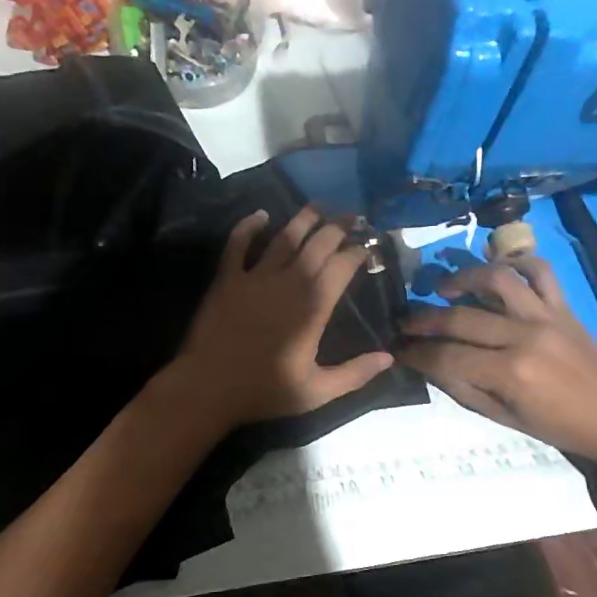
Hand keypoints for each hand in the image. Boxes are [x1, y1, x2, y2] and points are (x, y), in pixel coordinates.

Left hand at [164, 205, 393, 427]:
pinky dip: (249, 226)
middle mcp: (289, 282)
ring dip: (303, 218)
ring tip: (318, 206)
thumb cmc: (265, 390)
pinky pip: (238, 244)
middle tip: (351, 217)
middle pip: (318, 243)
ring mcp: (255, 276)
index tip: (368, 246)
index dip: (358, 252)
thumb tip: (389, 358)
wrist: (207, 388)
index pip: (343, 266)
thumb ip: (355, 373)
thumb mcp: (318, 391)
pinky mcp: (227, 279)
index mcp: (314, 306)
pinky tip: (261, 215)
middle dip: (338, 227)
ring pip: (284, 237)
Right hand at [397, 256, 596, 463]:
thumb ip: (463, 387)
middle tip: (406, 323)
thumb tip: (430, 363)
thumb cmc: (557, 426)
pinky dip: (516, 262)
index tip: (399, 349)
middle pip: (461, 317)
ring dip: (463, 278)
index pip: (447, 355)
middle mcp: (525, 335)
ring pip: (497, 278)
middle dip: (424, 320)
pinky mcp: (563, 305)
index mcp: (510, 373)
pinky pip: (539, 270)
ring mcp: (546, 315)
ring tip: (444, 289)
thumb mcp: (503, 418)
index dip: (417, 352)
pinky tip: (496, 272)